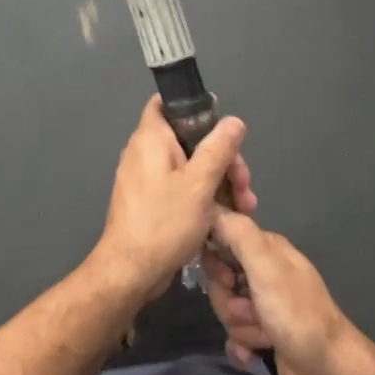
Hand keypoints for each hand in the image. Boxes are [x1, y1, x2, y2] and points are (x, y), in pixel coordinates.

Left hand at [88, 96, 254, 303]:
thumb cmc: (164, 222)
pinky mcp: (149, 202)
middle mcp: (144, 153)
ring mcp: (145, 179)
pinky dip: (201, 196)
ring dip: (217, 181)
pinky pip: (179, 188)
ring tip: (243, 207)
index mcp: (151, 139)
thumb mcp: (199, 184)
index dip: (193, 107)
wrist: (131, 271)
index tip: (221, 126)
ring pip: (187, 167)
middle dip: (221, 158)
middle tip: (244, 184)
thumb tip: (233, 120)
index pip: (165, 104)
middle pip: (188, 140)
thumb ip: (218, 149)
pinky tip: (224, 217)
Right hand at [204, 213, 369, 374]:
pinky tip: (254, 353)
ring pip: (225, 309)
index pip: (222, 239)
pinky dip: (242, 346)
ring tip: (264, 334)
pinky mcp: (263, 334)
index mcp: (266, 249)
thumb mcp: (266, 265)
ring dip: (240, 326)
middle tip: (252, 310)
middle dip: (229, 301)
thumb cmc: (296, 312)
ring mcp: (264, 305)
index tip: (228, 277)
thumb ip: (238, 233)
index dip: (216, 260)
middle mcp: (264, 273)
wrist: (328, 370)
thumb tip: (210, 207)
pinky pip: (234, 335)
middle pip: (220, 280)